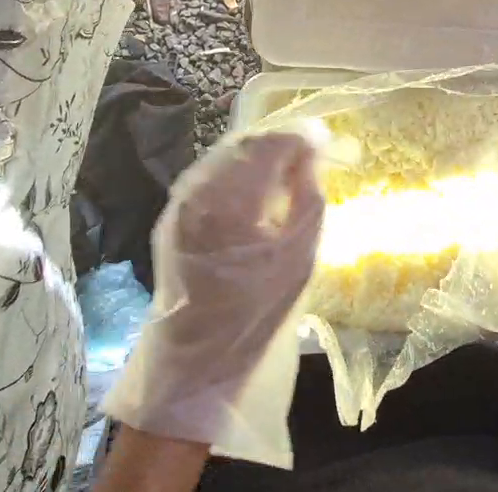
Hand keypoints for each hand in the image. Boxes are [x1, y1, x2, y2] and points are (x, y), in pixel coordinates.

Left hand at [103, 133, 323, 448]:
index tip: (325, 141)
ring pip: (225, 155)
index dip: (301, 135)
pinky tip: (256, 188)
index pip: (270, 142)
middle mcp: (199, 192)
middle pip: (245, 142)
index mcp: (232, 201)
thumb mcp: (301, 253)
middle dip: (280, 140)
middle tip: (310, 152)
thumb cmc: (257, 310)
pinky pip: (210, 175)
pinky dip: (237, 170)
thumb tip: (312, 154)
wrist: (197, 361)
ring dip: (258, 153)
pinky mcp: (172, 215)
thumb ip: (309, 194)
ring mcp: (180, 203)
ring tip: (286, 168)